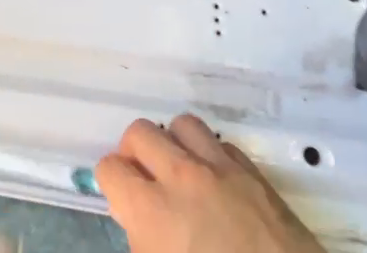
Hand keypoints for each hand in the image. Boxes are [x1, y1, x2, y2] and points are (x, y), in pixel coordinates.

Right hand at [95, 115, 324, 252]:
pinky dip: (210, 156)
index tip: (122, 203)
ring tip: (179, 176)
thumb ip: (142, 245)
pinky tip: (216, 184)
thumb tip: (138, 223)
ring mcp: (222, 170)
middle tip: (145, 184)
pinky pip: (221, 144)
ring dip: (173, 145)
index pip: (110, 168)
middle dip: (134, 155)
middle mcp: (183, 178)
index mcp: (152, 211)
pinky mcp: (256, 175)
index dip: (111, 185)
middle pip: (140, 132)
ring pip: (182, 125)